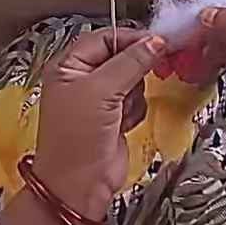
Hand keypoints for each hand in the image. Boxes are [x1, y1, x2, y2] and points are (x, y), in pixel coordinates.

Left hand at [31, 28, 166, 222]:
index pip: (104, 38)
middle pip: (121, 57)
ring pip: (133, 78)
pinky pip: (137, 100)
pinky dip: (136, 110)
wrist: (80, 186)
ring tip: (122, 110)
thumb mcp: (101, 91)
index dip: (129, 38)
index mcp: (69, 66)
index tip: (156, 42)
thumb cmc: (77, 137)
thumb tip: (155, 41)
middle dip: (133, 70)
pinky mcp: (115, 116)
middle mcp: (82, 78)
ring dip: (134, 93)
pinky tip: (125, 124)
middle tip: (138, 79)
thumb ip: (130, 62)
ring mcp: (99, 99)